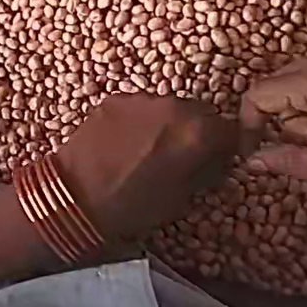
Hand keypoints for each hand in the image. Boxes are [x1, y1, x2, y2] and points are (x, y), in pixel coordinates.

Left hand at [54, 94, 237, 238]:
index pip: (231, 131)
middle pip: (200, 113)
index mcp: (197, 133)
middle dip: (198, 131)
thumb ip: (205, 171)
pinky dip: (140, 121)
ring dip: (167, 124)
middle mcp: (174, 106)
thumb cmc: (133, 206)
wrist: (75, 197)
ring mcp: (141, 100)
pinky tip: (125, 142)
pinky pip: (139, 108)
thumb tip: (216, 160)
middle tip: (185, 154)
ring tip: (150, 149)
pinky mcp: (114, 99)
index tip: (222, 157)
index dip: (229, 146)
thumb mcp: (181, 198)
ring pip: (168, 107)